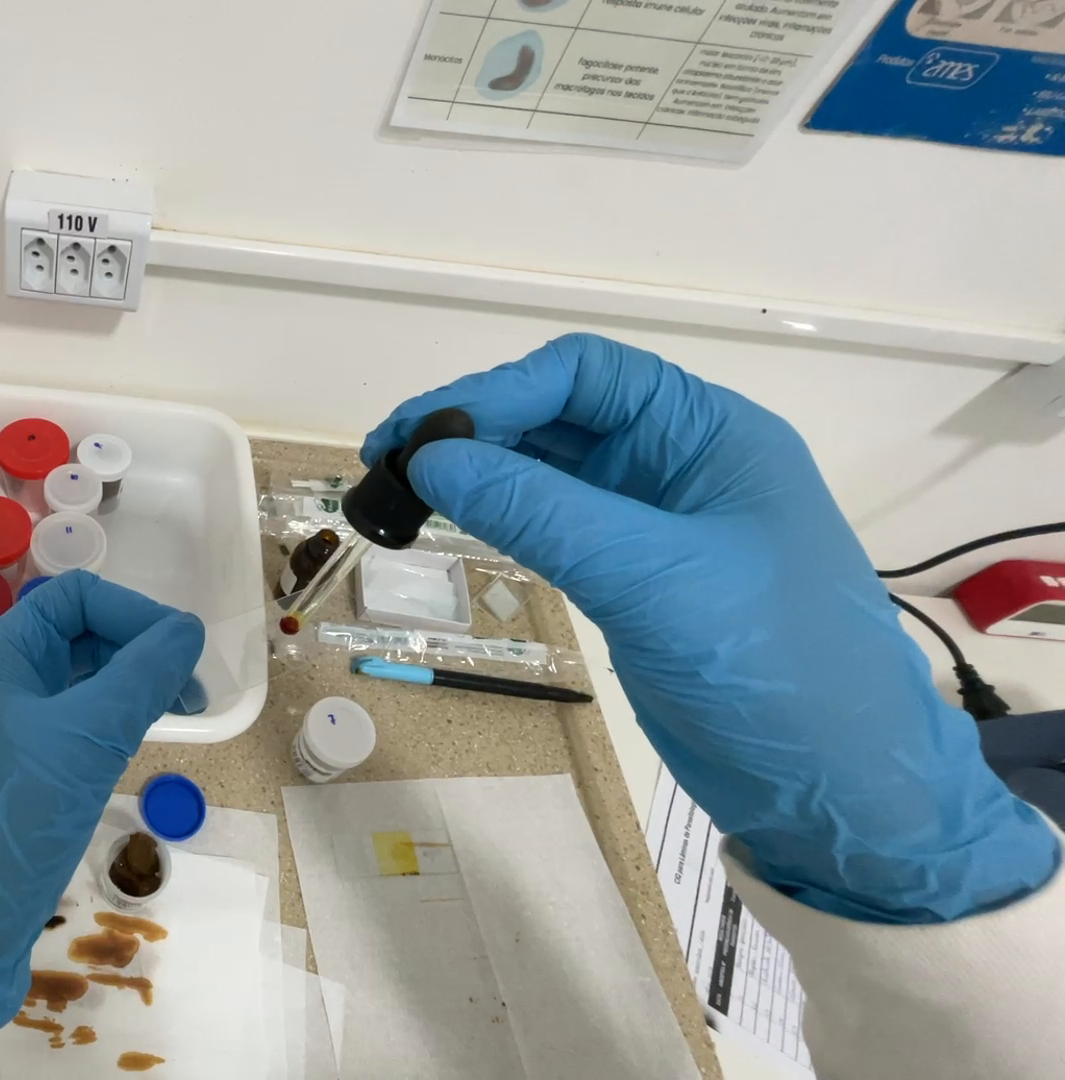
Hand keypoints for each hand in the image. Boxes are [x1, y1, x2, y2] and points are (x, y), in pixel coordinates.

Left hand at [0, 571, 204, 1052]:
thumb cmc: (18, 816)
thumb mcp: (89, 737)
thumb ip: (142, 674)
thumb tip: (189, 630)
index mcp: (6, 651)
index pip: (80, 598)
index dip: (134, 613)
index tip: (181, 653)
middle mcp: (9, 673)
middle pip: (87, 630)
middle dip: (142, 649)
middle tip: (192, 692)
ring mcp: (18, 716)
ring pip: (90, 673)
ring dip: (138, 681)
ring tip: (183, 711)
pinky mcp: (32, 756)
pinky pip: (84, 713)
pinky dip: (121, 713)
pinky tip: (147, 732)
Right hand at [364, 333, 1057, 923]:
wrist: (829, 789)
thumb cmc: (771, 670)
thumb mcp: (652, 579)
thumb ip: (537, 511)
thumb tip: (427, 459)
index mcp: (705, 433)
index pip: (582, 375)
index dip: (494, 393)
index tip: (418, 435)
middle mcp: (670, 459)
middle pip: (550, 411)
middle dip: (466, 425)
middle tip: (384, 457)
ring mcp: (640, 513)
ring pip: (536, 462)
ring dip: (467, 465)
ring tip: (396, 483)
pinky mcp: (615, 563)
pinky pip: (538, 514)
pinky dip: (485, 507)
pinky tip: (444, 515)